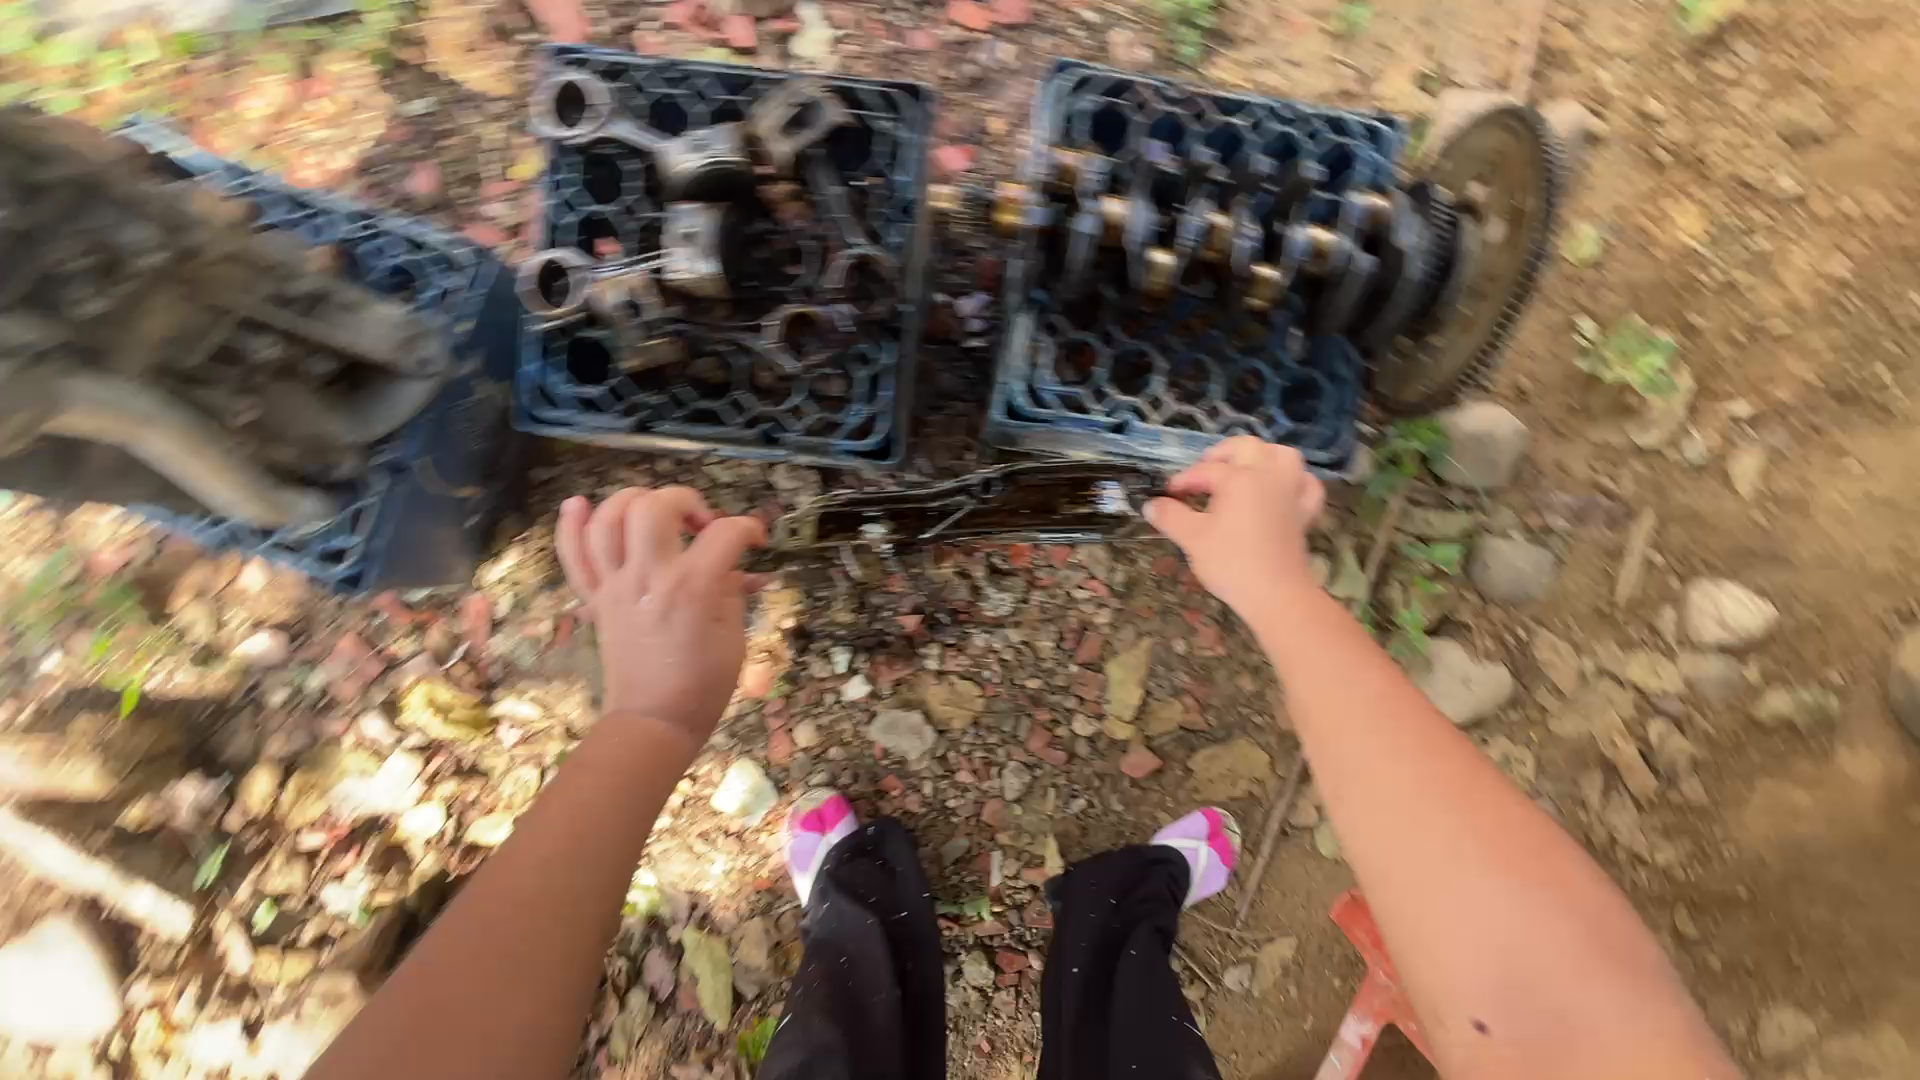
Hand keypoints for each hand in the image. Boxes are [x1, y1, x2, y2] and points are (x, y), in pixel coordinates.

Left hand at [555, 487, 766, 744]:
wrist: (655, 720)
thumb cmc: (704, 683)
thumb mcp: (734, 634)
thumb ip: (731, 590)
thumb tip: (736, 567)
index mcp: (692, 588)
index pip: (725, 534)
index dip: (748, 529)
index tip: (756, 541)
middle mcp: (648, 578)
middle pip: (654, 508)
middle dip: (685, 500)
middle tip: (701, 524)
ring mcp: (615, 587)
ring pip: (608, 520)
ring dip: (633, 501)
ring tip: (655, 512)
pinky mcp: (595, 600)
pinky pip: (573, 555)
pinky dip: (571, 525)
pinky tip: (579, 503)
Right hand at [1145, 436, 1325, 623]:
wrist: (1275, 594)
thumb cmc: (1231, 563)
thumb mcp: (1191, 538)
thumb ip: (1170, 516)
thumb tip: (1151, 505)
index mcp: (1240, 479)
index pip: (1205, 471)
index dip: (1183, 480)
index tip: (1169, 493)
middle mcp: (1268, 476)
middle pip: (1247, 448)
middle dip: (1222, 454)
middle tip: (1204, 471)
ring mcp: (1291, 493)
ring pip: (1283, 456)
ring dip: (1262, 456)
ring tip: (1244, 470)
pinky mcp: (1304, 513)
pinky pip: (1306, 484)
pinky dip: (1294, 480)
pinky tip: (1281, 488)